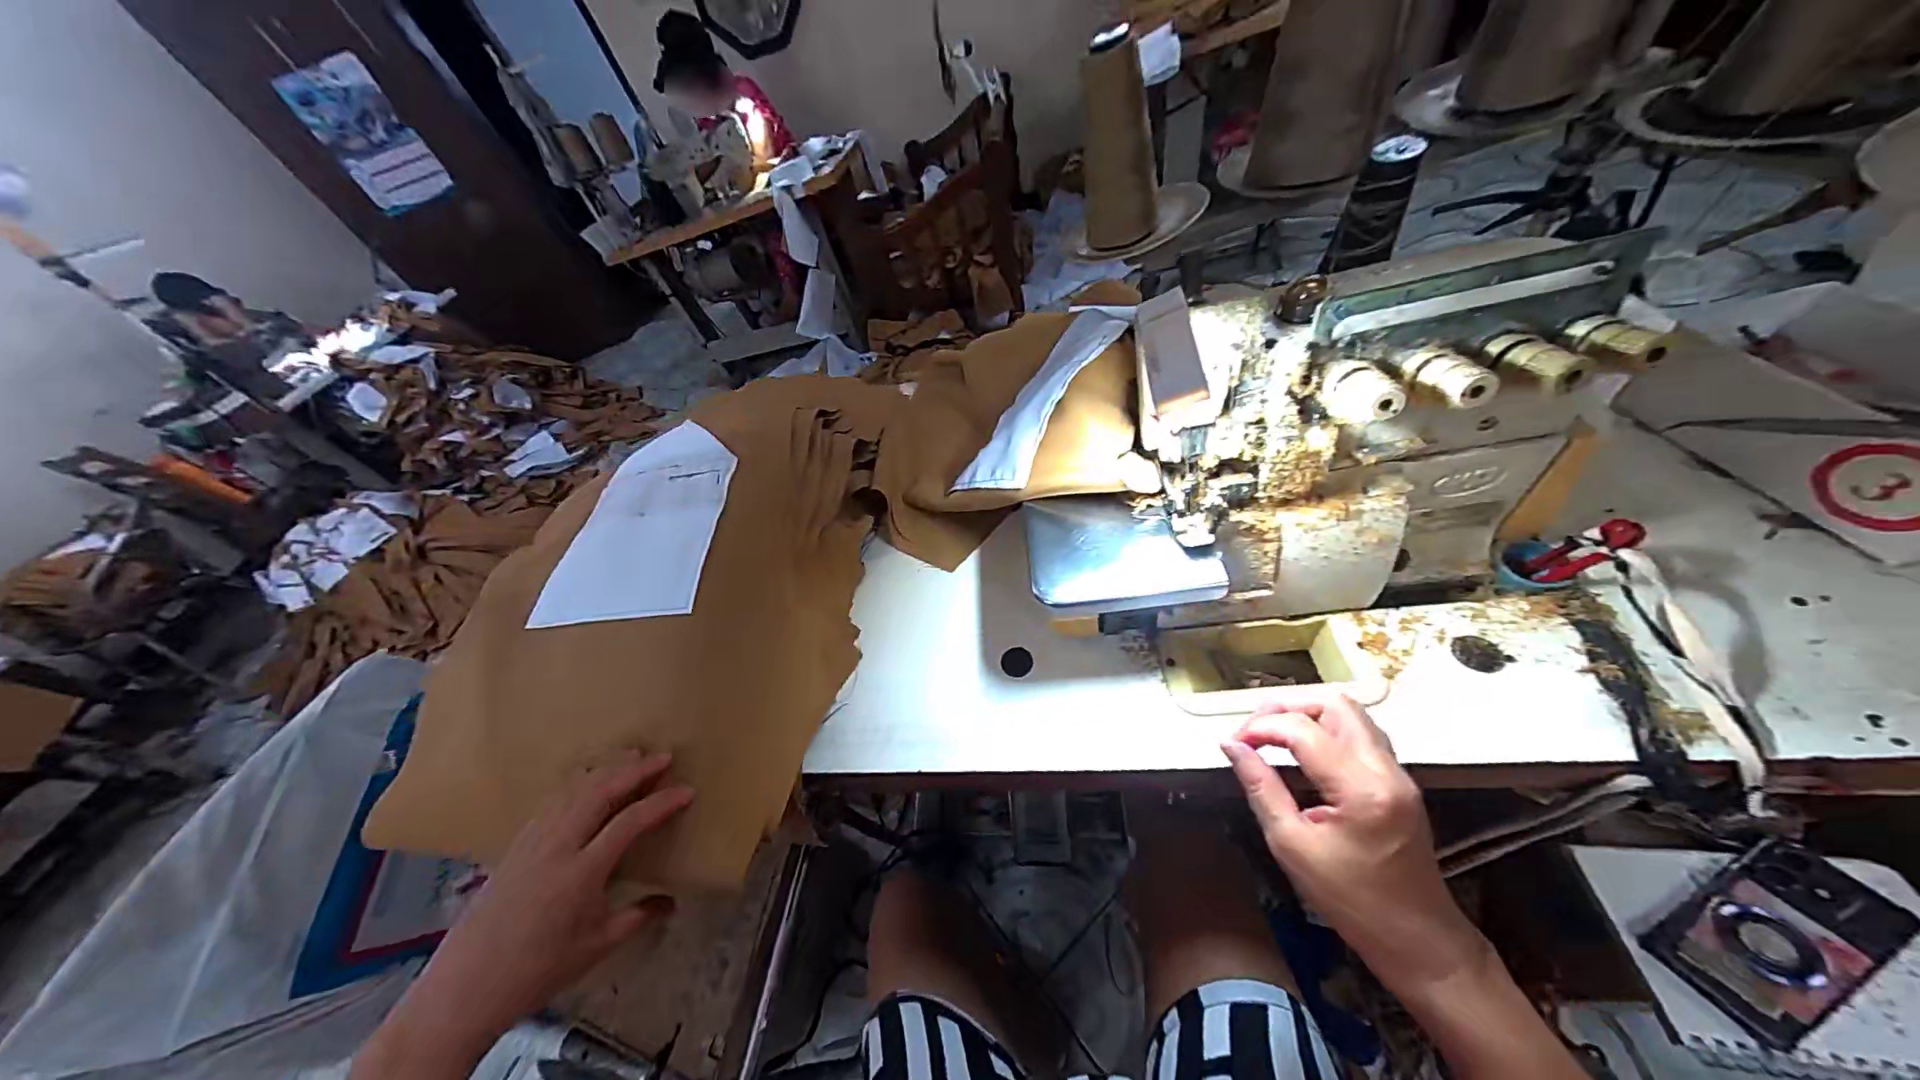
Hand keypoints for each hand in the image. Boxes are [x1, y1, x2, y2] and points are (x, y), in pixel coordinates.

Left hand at [353, 752, 692, 1079]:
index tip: (687, 791)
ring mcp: (531, 844)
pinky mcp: (513, 849)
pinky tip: (584, 787)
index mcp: (581, 872)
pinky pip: (551, 805)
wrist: (463, 990)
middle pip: (600, 793)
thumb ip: (637, 917)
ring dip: (605, 772)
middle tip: (663, 757)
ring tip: (630, 758)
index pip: (630, 823)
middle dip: (635, 771)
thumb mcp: (595, 948)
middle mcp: (556, 847)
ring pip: (573, 793)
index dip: (662, 803)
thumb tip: (671, 902)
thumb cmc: (536, 972)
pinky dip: (576, 788)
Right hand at [1221, 689, 1485, 991]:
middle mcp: (1386, 770)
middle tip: (1254, 729)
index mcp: (1362, 789)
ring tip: (1272, 734)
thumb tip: (1232, 747)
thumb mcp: (1291, 845)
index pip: (1302, 729)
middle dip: (1286, 707)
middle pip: (1334, 703)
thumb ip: (1260, 787)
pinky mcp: (1398, 780)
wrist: (1418, 939)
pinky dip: (1326, 728)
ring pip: (1350, 712)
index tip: (1234, 743)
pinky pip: (1360, 733)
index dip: (1260, 727)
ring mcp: (1398, 773)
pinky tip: (1301, 749)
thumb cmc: (1352, 902)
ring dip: (1307, 713)